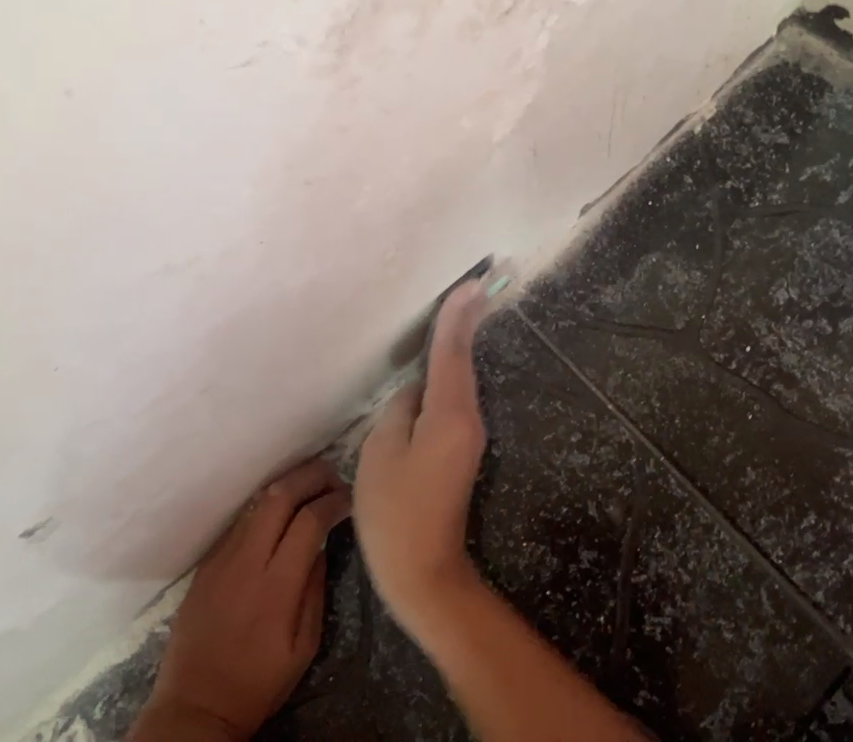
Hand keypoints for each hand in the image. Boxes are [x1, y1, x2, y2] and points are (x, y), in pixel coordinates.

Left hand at [131, 458, 351, 741]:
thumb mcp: (303, 647)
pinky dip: (264, 508)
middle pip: (278, 496)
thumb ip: (315, 592)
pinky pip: (239, 523)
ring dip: (286, 486)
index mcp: (276, 586)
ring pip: (255, 504)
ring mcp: (220, 560)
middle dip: (309, 476)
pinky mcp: (205, 565)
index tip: (350, 498)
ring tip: (311, 484)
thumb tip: (321, 549)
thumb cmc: (257, 683)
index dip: (334, 501)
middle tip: (333, 474)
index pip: (309, 521)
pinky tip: (279, 512)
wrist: (195, 705)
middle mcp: (245, 562)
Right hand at [354, 279, 492, 637]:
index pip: (452, 352)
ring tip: (449, 315)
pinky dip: (447, 377)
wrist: (424, 570)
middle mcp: (469, 419)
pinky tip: (435, 367)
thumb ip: (399, 408)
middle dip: (461, 324)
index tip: (472, 283)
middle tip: (467, 287)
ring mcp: (469, 436)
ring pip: (458, 381)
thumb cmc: (395, 512)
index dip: (457, 316)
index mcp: (450, 414)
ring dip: (453, 349)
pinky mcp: (461, 451)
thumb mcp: (381, 452)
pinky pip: (453, 402)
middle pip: (461, 362)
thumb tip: (414, 391)